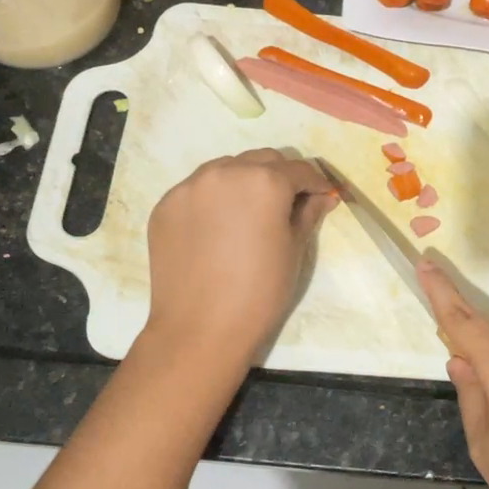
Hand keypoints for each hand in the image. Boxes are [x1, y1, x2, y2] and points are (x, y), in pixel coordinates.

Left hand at [143, 149, 337, 367]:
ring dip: (245, 181)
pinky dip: (214, 199)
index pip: (299, 170)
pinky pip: (198, 190)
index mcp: (264, 181)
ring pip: (226, 169)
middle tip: (289, 204)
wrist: (201, 328)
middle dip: (280, 176)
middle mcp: (225, 171)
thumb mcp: (294, 250)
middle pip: (262, 160)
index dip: (316, 183)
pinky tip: (219, 228)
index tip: (323, 196)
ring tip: (251, 213)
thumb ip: (308, 213)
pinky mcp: (166, 205)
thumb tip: (323, 196)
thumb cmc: (260, 291)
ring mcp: (189, 186)